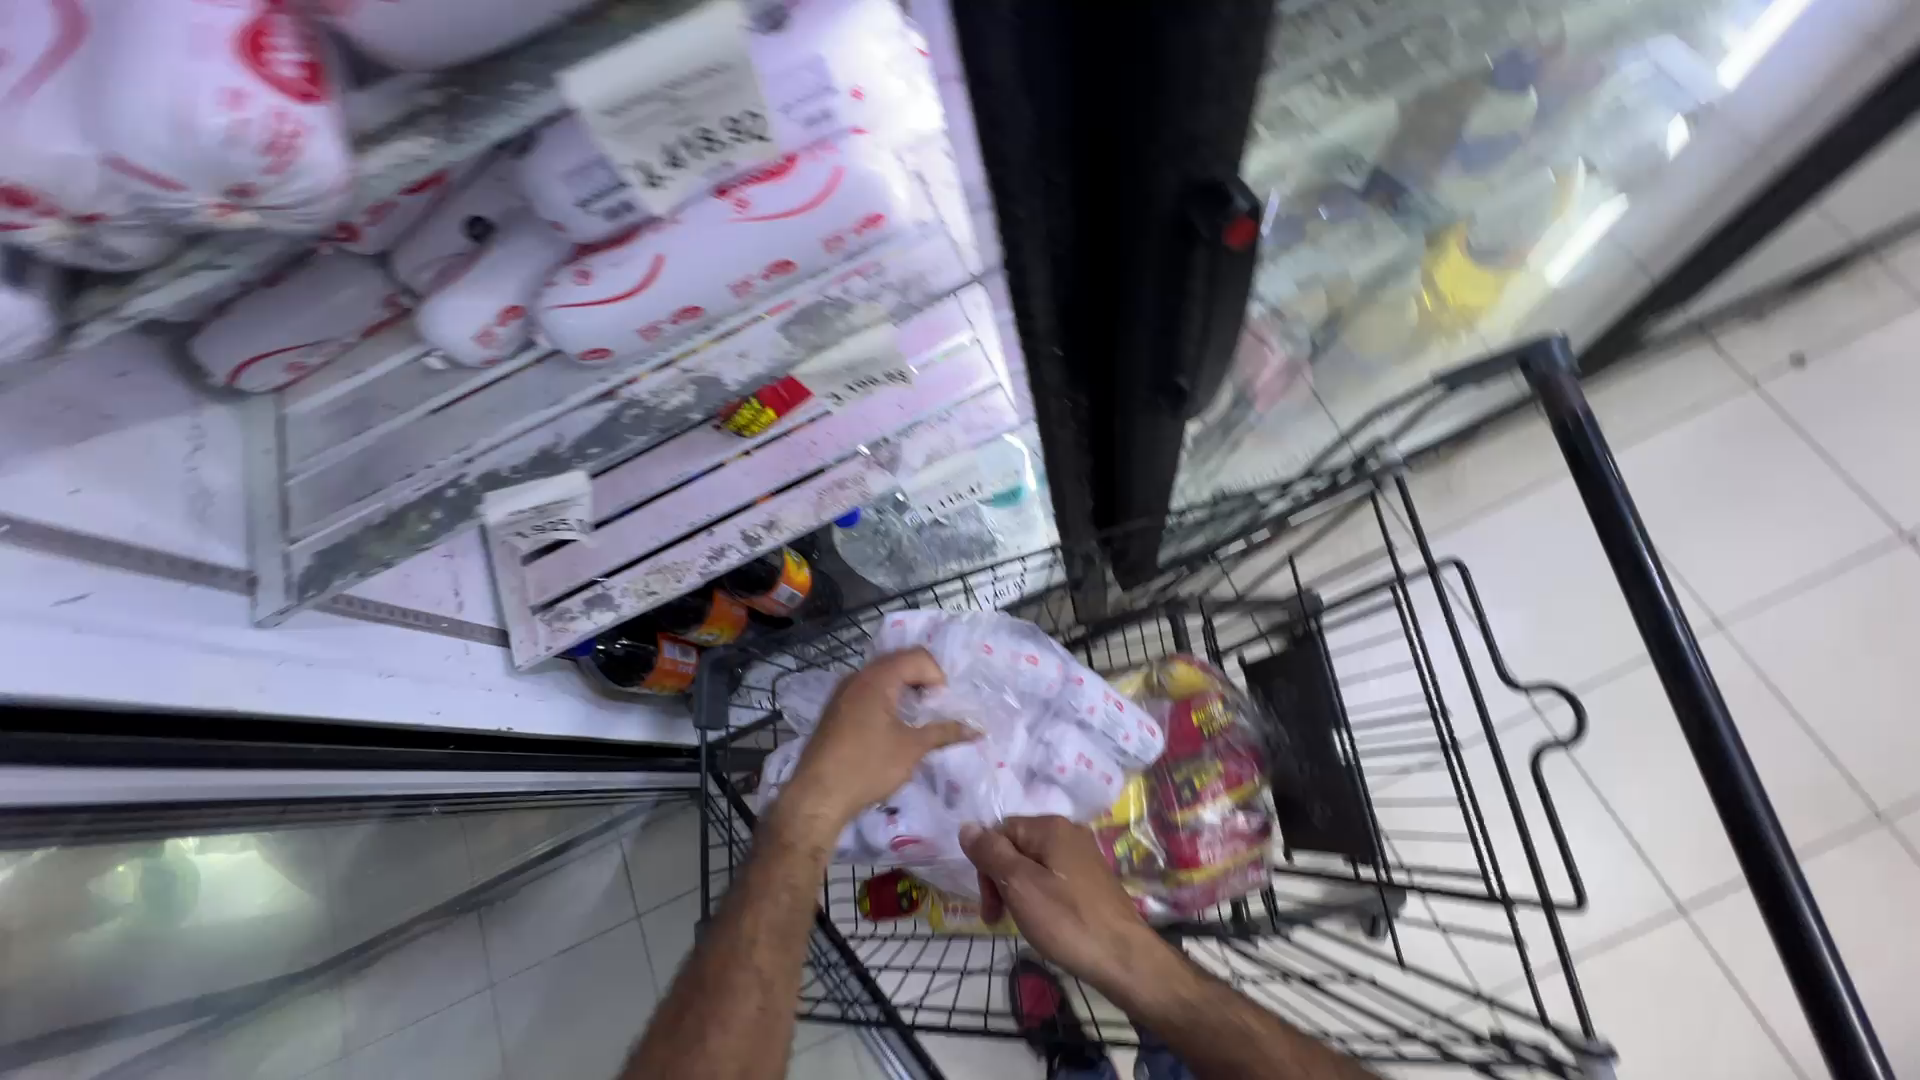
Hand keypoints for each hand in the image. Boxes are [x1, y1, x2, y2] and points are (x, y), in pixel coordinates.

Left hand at [779, 648, 975, 838]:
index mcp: (877, 678)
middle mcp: (857, 677)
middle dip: (922, 680)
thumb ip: (944, 732)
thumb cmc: (867, 766)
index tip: (942, 704)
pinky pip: (867, 691)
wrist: (817, 795)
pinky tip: (891, 726)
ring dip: (903, 689)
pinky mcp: (835, 710)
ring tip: (916, 717)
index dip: (937, 676)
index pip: (917, 657)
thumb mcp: (912, 749)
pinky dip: (885, 699)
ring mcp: (842, 692)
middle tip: (934, 707)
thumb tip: (976, 729)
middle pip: (898, 662)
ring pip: (881, 677)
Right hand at [959, 816, 1174, 1001]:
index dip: (987, 865)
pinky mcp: (1092, 880)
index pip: (1000, 831)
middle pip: (1017, 847)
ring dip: (1019, 891)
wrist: (1124, 959)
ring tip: (1021, 923)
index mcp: (1051, 827)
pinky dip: (1040, 897)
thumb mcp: (1020, 885)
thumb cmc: (1067, 920)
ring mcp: (1084, 856)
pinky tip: (1044, 922)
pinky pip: (1053, 878)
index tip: (990, 904)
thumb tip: (967, 827)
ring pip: (1034, 865)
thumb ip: (991, 853)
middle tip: (997, 918)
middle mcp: (1069, 833)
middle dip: (1001, 880)